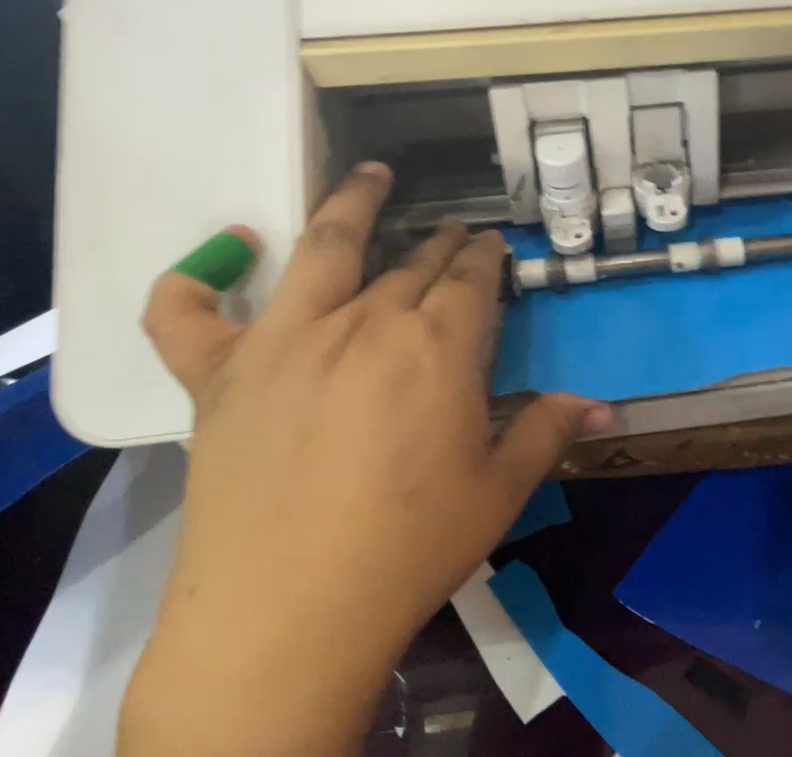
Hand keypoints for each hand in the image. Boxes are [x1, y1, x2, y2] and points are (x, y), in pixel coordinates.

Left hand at [120, 162, 611, 755]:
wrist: (286, 615)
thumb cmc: (410, 551)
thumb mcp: (499, 492)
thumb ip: (547, 432)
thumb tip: (603, 404)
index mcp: (438, 347)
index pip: (472, 279)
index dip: (487, 258)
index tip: (494, 247)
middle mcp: (364, 322)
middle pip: (412, 263)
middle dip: (440, 243)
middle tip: (453, 235)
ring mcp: (284, 340)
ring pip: (322, 248)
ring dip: (352, 203)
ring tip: (371, 175)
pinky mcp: (217, 374)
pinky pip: (188, 314)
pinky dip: (194, 278)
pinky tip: (223, 250)